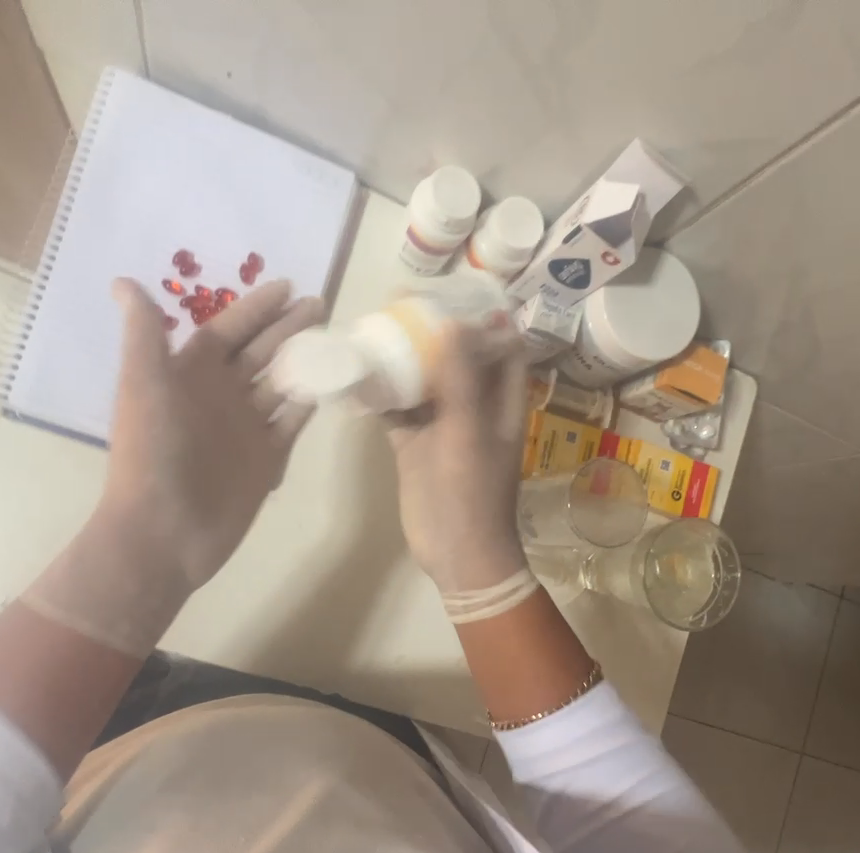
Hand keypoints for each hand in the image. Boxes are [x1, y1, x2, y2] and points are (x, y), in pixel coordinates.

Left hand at [21, 277, 323, 654]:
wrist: (165, 531)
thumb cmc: (152, 454)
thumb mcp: (143, 385)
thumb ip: (144, 335)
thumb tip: (123, 282)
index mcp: (188, 375)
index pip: (228, 330)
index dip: (256, 309)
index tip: (288, 286)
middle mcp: (219, 397)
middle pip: (261, 353)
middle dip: (289, 328)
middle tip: (320, 305)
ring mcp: (245, 429)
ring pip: (281, 384)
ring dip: (304, 360)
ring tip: (333, 338)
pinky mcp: (266, 459)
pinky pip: (292, 423)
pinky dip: (309, 403)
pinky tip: (330, 383)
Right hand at [384, 315, 530, 595]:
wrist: (456, 554)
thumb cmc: (472, 494)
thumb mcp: (469, 433)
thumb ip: (462, 379)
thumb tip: (452, 322)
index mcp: (501, 402)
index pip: (503, 349)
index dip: (486, 319)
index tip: (455, 292)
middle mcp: (473, 408)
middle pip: (458, 357)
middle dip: (434, 330)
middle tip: (400, 302)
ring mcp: (442, 427)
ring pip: (424, 381)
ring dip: (403, 358)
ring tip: (373, 326)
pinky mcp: (415, 446)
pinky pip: (397, 410)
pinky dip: (380, 393)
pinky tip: (356, 373)